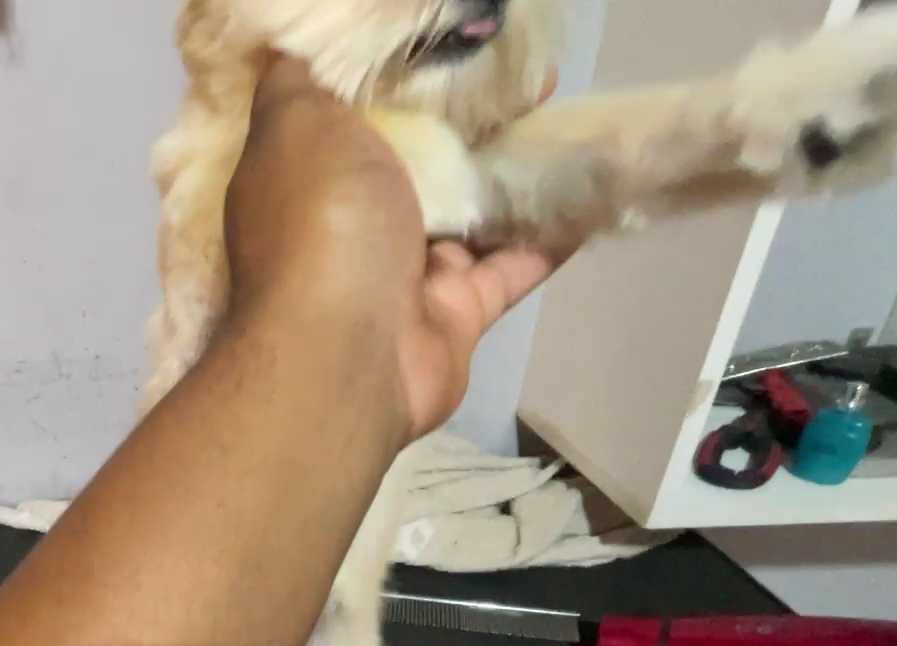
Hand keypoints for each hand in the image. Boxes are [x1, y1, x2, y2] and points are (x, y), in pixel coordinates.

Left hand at [223, 55, 565, 440]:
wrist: (345, 352)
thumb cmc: (321, 223)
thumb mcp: (294, 123)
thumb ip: (300, 79)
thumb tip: (294, 43)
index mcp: (302, 186)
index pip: (348, 124)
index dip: (396, 82)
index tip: (450, 42)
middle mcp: (345, 231)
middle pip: (413, 166)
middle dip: (467, 122)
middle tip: (527, 78)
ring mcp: (398, 278)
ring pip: (468, 214)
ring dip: (516, 170)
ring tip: (569, 116)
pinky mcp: (451, 316)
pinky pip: (512, 265)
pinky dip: (555, 230)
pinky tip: (602, 185)